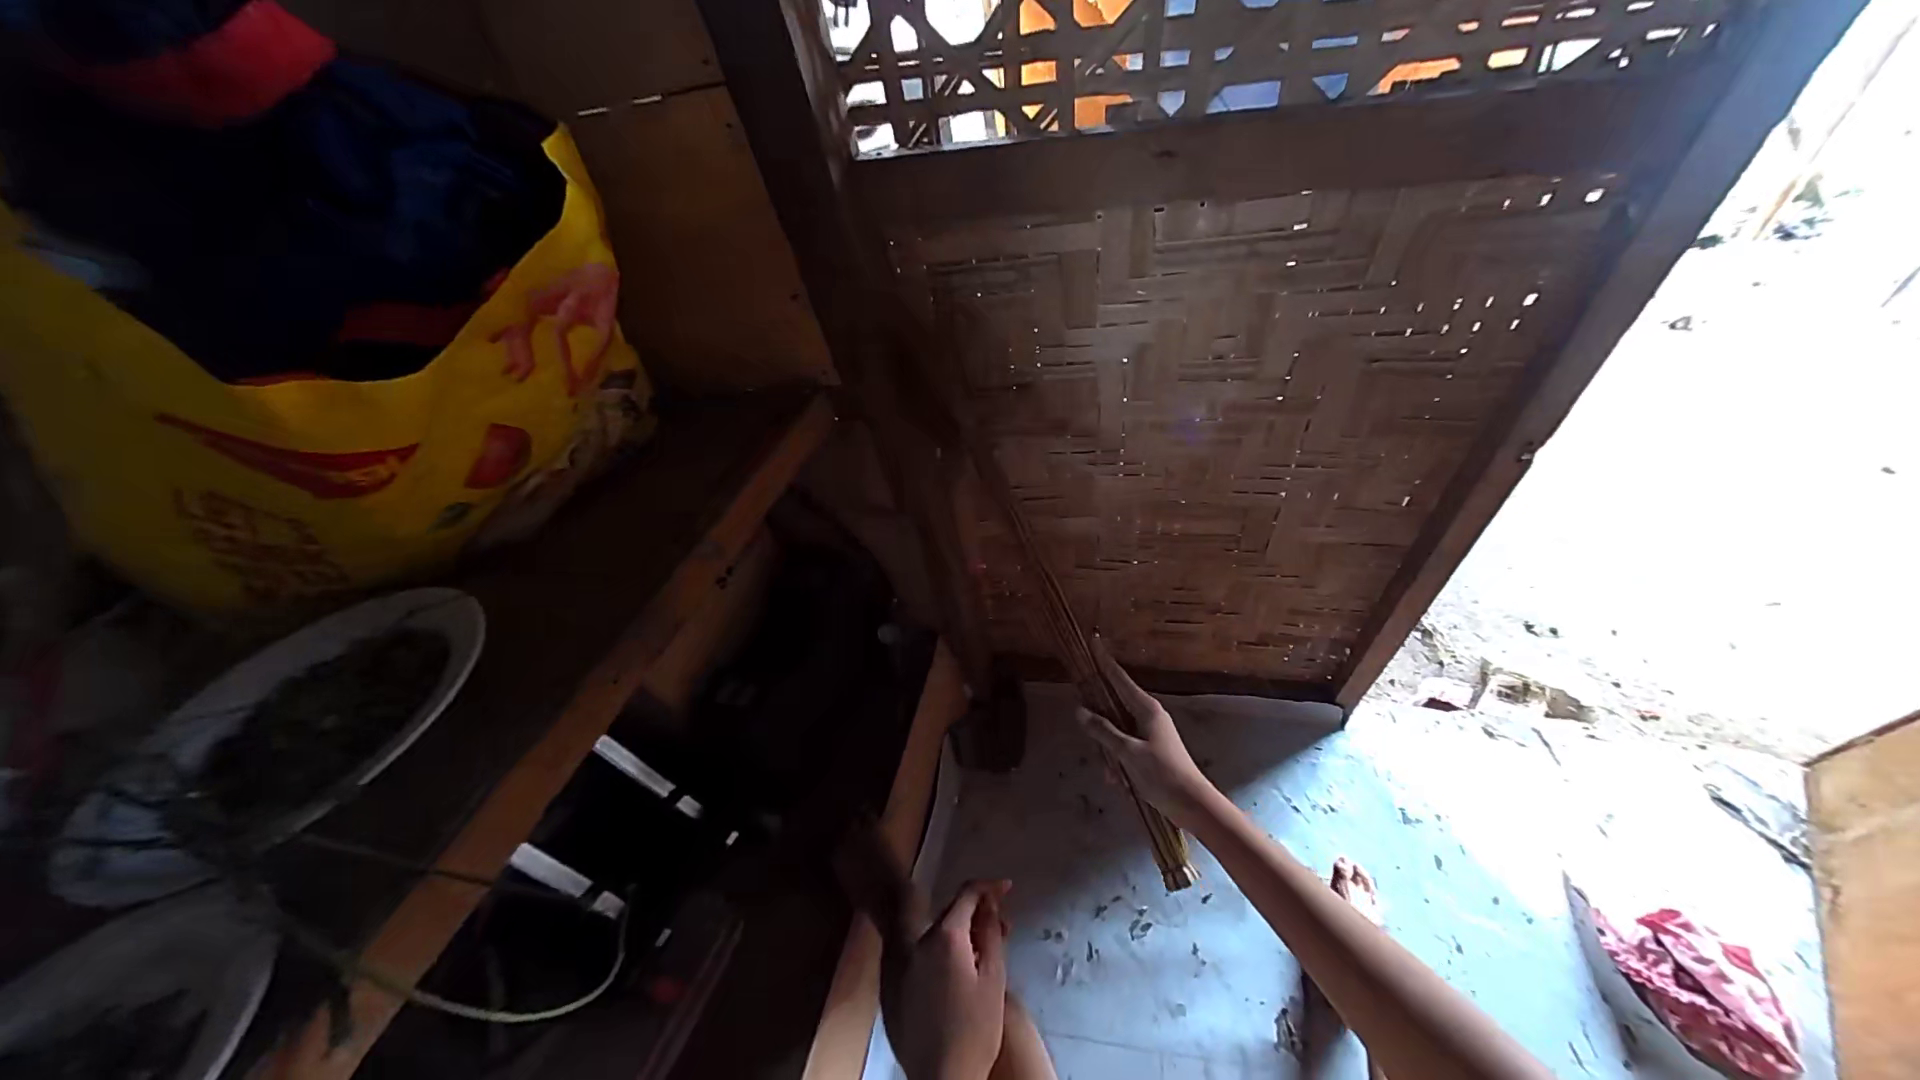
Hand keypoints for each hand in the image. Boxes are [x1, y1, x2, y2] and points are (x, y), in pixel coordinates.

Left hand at [881, 879, 1010, 1079]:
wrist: (942, 1079)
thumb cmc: (975, 1032)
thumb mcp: (993, 980)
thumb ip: (990, 933)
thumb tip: (990, 902)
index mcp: (944, 937)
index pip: (966, 895)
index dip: (988, 888)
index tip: (1006, 888)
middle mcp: (916, 942)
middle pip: (949, 915)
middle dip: (975, 914)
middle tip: (1000, 925)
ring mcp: (900, 964)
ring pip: (933, 936)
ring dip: (957, 934)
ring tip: (981, 951)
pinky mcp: (892, 986)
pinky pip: (919, 955)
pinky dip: (938, 953)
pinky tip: (956, 972)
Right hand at [1076, 637, 1217, 828]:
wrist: (1193, 805)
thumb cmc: (1163, 774)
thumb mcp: (1128, 753)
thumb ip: (1103, 731)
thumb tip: (1080, 711)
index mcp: (1146, 709)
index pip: (1119, 678)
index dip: (1104, 661)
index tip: (1093, 641)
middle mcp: (1147, 715)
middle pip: (1112, 706)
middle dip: (1099, 726)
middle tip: (1092, 741)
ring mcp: (1149, 732)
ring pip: (1115, 730)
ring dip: (1108, 752)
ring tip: (1112, 775)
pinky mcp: (1149, 749)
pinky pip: (1123, 747)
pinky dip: (1117, 762)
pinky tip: (1118, 782)